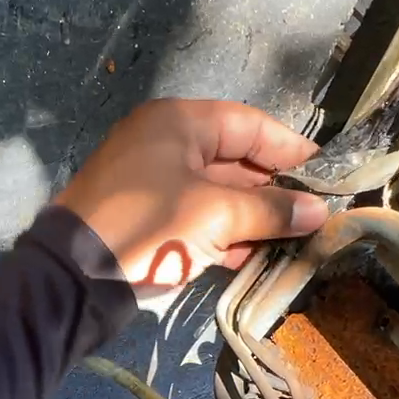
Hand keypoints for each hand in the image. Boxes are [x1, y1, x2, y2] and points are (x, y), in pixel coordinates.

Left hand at [55, 100, 328, 289]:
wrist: (74, 276)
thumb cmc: (149, 227)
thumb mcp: (215, 215)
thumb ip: (269, 211)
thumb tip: (317, 212)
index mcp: (177, 123)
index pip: (248, 125)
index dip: (288, 148)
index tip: (324, 171)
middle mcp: (163, 145)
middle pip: (231, 160)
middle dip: (271, 189)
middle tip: (312, 213)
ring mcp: (149, 184)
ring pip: (213, 194)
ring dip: (249, 217)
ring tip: (290, 239)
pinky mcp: (142, 220)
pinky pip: (192, 218)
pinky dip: (220, 234)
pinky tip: (249, 256)